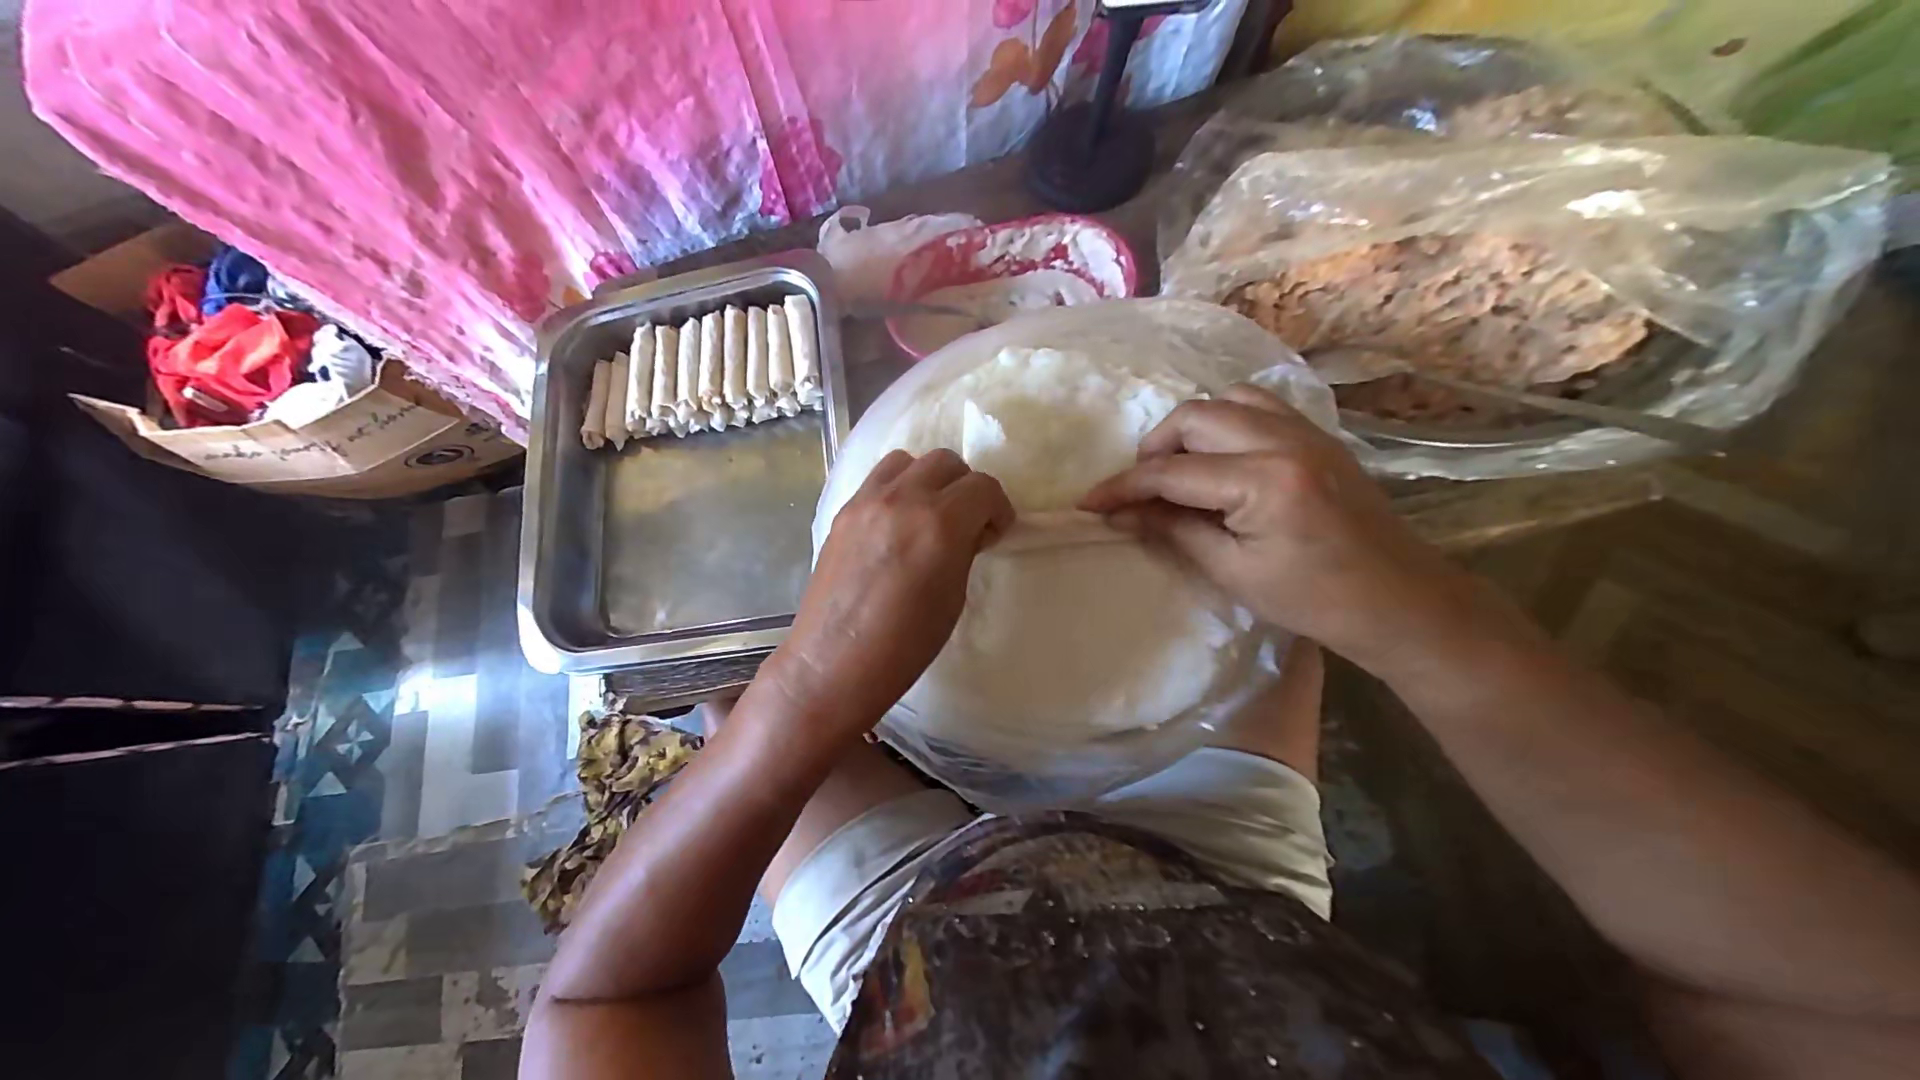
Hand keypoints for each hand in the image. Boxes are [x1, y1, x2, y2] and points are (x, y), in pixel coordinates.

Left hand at [763, 448, 1013, 738]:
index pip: (983, 487)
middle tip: (966, 522)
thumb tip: (968, 530)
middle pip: (946, 461)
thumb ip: (963, 550)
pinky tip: (896, 523)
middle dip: (966, 487)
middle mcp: (902, 499)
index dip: (998, 508)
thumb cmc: (905, 644)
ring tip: (928, 515)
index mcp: (939, 524)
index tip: (995, 532)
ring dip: (928, 479)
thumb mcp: (954, 597)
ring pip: (908, 460)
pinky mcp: (842, 511)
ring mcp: (866, 501)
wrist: (833, 663)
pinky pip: (878, 479)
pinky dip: (897, 488)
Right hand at [1078, 385, 1488, 674]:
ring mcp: (1306, 431)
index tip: (1090, 503)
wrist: (1399, 599)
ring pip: (1226, 400)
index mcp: (1263, 482)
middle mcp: (1284, 440)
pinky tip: (1220, 455)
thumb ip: (1174, 530)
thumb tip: (1123, 513)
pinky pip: (1259, 405)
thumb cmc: (1314, 599)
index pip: (1171, 473)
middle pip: (1194, 418)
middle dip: (1155, 450)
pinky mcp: (1318, 435)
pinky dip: (1226, 421)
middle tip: (1141, 490)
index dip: (1123, 487)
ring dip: (1190, 429)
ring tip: (1178, 467)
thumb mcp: (1232, 572)